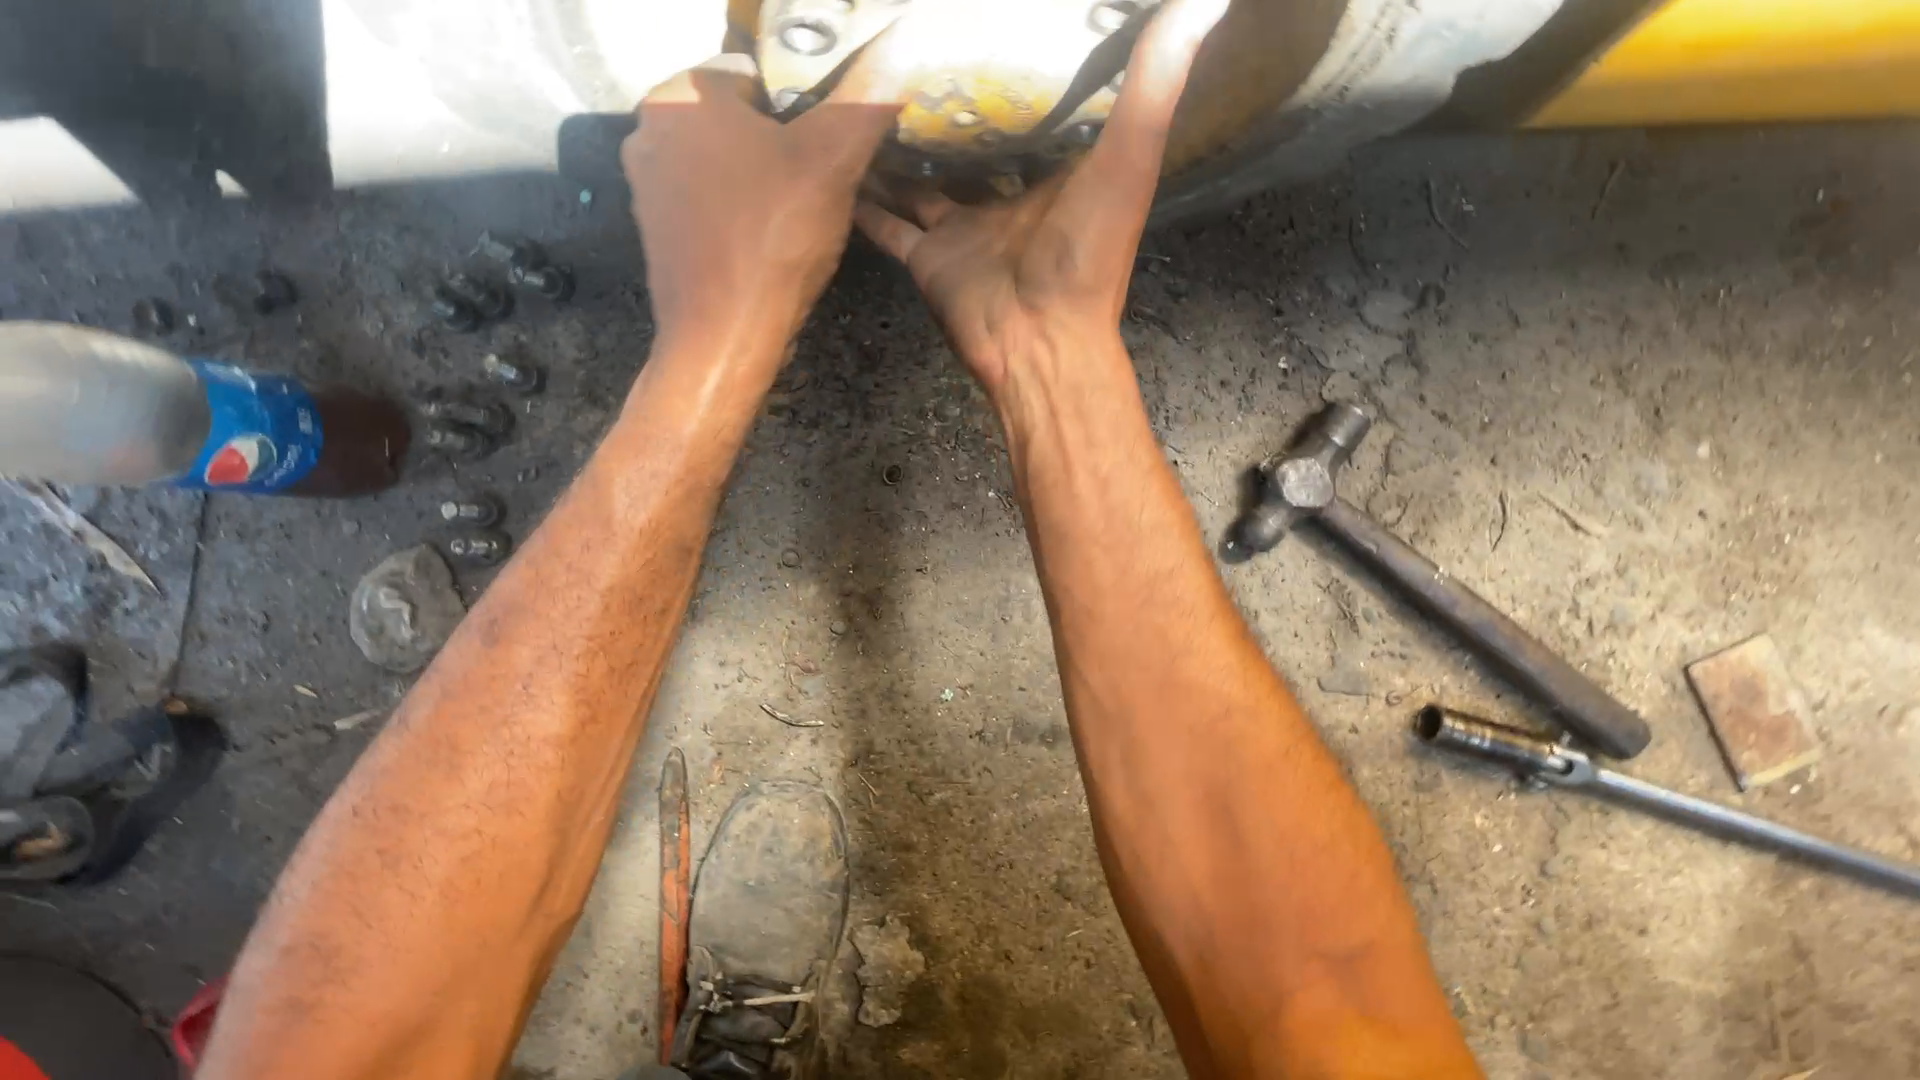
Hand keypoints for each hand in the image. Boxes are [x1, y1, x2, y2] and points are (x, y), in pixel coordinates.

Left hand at [622, 48, 904, 366]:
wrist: (723, 335)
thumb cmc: (774, 238)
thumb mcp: (834, 160)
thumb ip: (864, 104)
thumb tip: (894, 70)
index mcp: (680, 94)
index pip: (756, 74)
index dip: (801, 109)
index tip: (823, 150)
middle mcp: (649, 130)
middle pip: (738, 121)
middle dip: (779, 147)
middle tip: (815, 187)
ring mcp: (646, 185)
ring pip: (724, 164)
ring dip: (761, 183)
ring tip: (794, 220)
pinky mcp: (655, 231)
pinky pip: (709, 204)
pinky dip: (738, 216)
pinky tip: (764, 245)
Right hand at [854, 0, 1228, 399]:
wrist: (1040, 342)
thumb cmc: (1087, 256)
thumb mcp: (1128, 161)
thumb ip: (1153, 86)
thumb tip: (1202, 0)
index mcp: (1055, 175)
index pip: (1033, 111)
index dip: (1015, 71)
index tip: (989, 25)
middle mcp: (1006, 199)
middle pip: (970, 144)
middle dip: (945, 105)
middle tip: (910, 55)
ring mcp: (964, 230)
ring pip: (921, 180)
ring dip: (898, 147)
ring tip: (863, 98)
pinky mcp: (928, 259)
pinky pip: (888, 226)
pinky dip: (865, 202)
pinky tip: (838, 166)